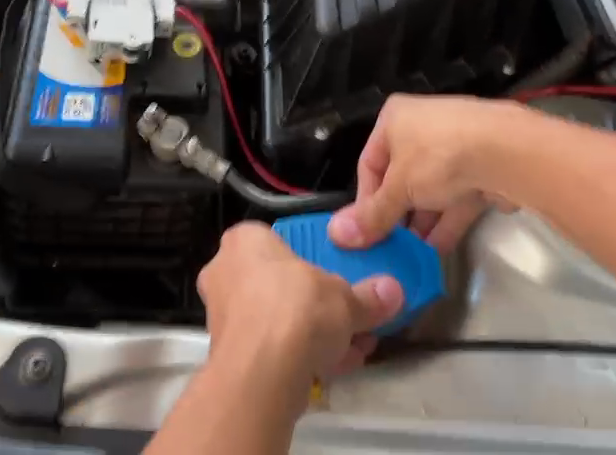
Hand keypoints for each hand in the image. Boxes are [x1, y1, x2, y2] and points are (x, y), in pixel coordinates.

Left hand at [198, 222, 403, 379]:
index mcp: (245, 240)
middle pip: (278, 283)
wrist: (261, 375)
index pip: (276, 240)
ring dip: (313, 334)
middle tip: (350, 318)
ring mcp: (222, 315)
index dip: (308, 259)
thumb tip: (393, 291)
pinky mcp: (227, 355)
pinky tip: (334, 368)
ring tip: (353, 348)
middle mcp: (225, 271)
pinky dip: (298, 356)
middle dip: (316, 304)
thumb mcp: (346, 298)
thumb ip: (368, 296)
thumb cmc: (298, 309)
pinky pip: (270, 347)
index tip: (336, 279)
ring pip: (276, 319)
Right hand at [329, 94, 527, 250]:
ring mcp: (455, 147)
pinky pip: (456, 199)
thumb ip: (372, 215)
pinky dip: (446, 223)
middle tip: (388, 249)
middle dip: (396, 215)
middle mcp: (422, 127)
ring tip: (410, 258)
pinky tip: (435, 252)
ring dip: (421, 223)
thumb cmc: (437, 157)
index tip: (365, 234)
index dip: (365, 201)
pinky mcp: (482, 169)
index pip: (369, 164)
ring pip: (430, 190)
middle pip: (401, 178)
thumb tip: (337, 235)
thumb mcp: (398, 188)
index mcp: (395, 119)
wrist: (506, 152)